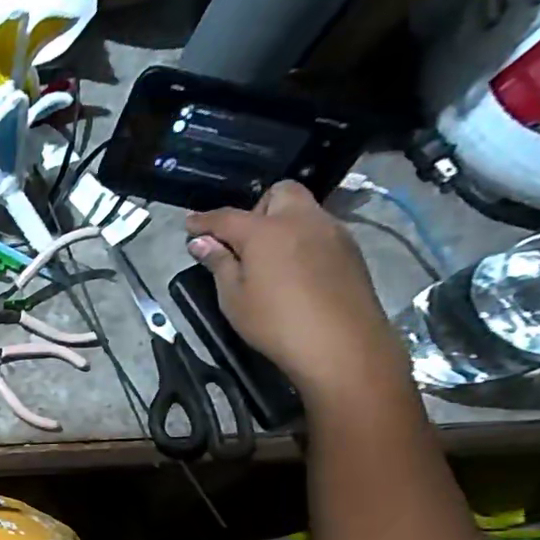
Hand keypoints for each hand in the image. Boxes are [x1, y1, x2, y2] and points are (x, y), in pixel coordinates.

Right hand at [186, 181, 410, 402]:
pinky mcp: (351, 250)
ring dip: (283, 223)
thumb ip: (219, 264)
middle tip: (244, 242)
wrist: (341, 345)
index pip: (227, 217)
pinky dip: (303, 240)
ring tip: (271, 258)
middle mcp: (302, 220)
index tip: (189, 224)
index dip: (204, 220)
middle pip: (278, 193)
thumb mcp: (234, 298)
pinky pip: (321, 231)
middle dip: (257, 208)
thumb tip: (202, 242)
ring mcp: (332, 232)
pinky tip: (298, 271)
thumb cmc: (276, 323)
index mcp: (266, 230)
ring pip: (304, 211)